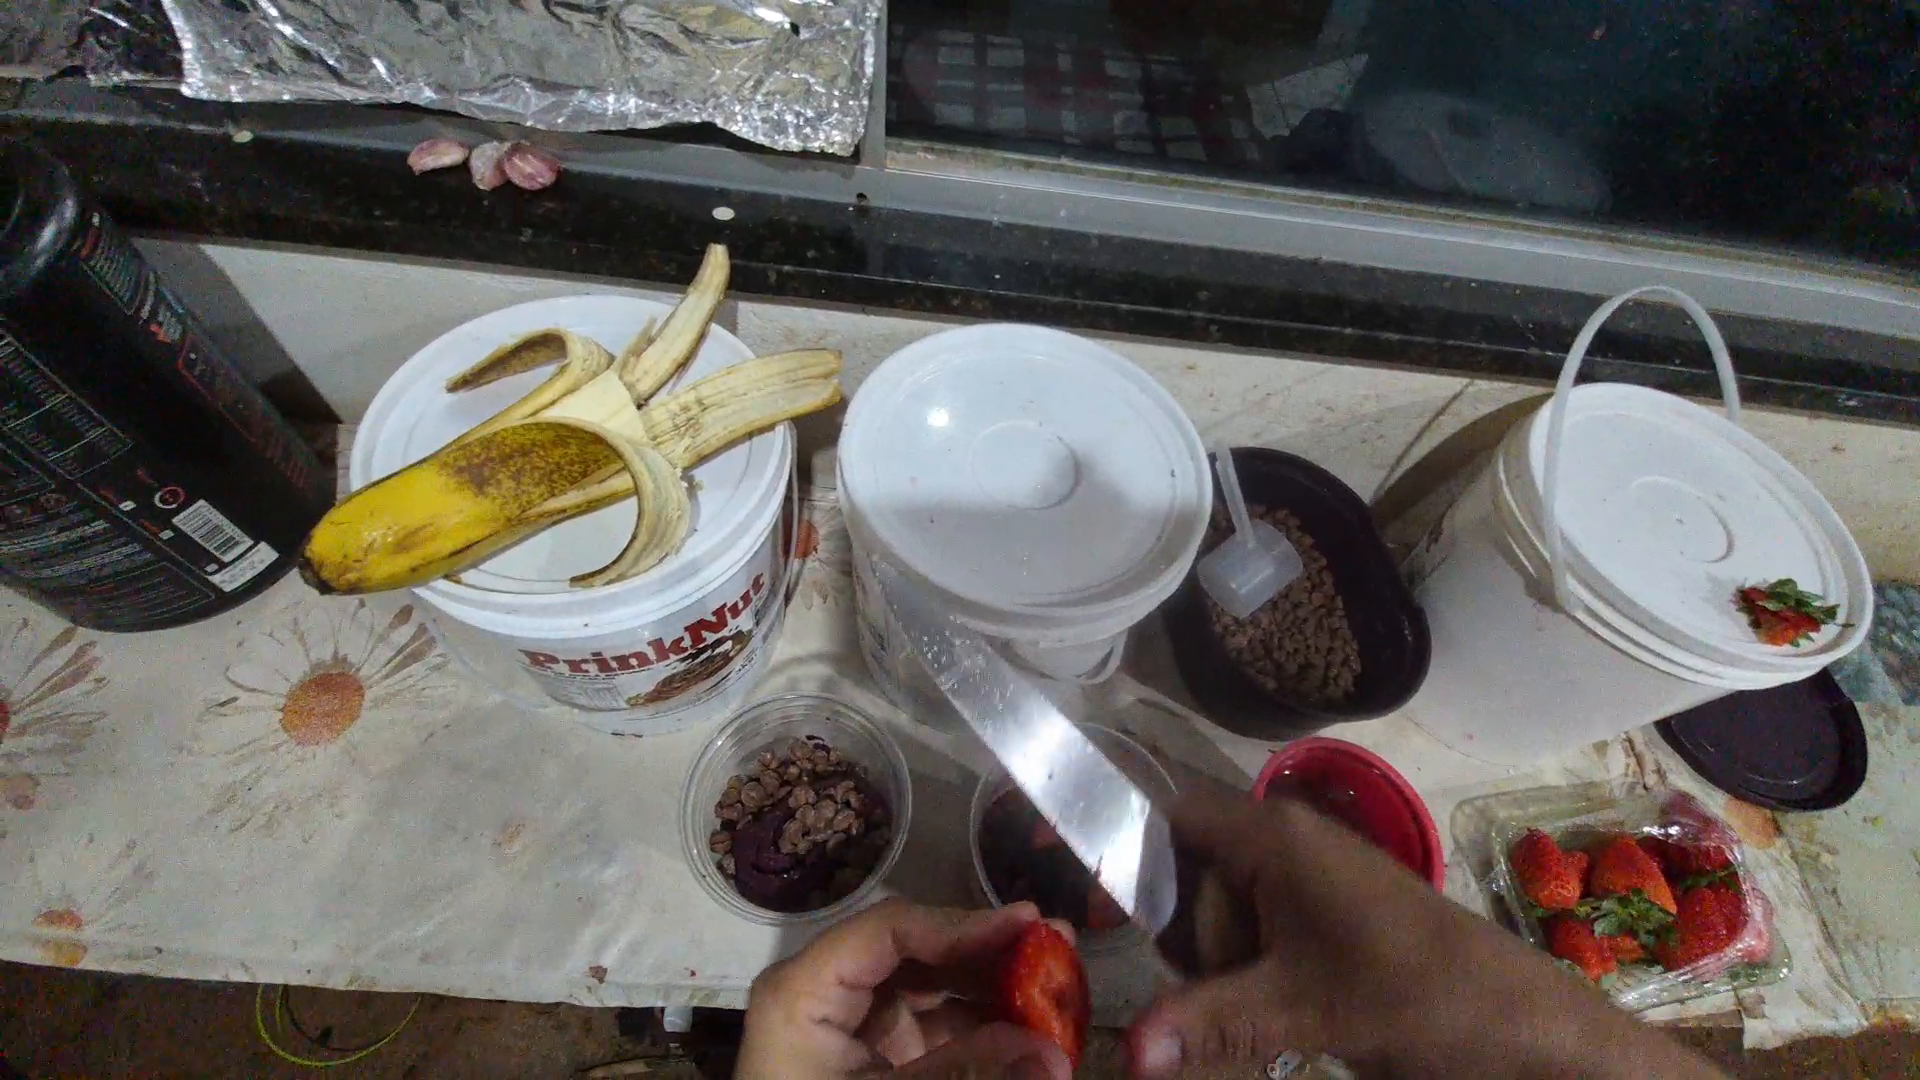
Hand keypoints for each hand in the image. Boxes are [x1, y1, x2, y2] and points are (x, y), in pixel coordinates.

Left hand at [737, 898, 1073, 1079]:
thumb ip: (969, 1076)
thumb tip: (1058, 1056)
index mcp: (806, 989)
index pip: (892, 930)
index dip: (963, 923)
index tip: (1029, 922)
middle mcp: (831, 990)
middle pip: (919, 950)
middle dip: (990, 952)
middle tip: (1057, 943)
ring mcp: (857, 1023)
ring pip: (935, 985)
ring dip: (995, 988)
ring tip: (1057, 984)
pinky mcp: (880, 1055)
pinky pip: (939, 1025)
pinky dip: (984, 1026)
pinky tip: (1030, 1028)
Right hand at [1127, 792, 1729, 1079]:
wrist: (1532, 1027)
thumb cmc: (1416, 995)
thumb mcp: (1304, 1009)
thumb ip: (1210, 1019)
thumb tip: (1128, 1055)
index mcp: (1269, 835)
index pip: (1170, 814)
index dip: (1125, 844)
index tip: (1094, 894)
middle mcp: (1282, 835)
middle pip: (1191, 857)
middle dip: (1176, 916)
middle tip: (1182, 975)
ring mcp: (1307, 865)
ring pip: (1223, 888)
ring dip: (1212, 941)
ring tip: (1234, 995)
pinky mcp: (1326, 899)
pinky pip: (1257, 909)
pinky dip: (1244, 949)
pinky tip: (1265, 996)